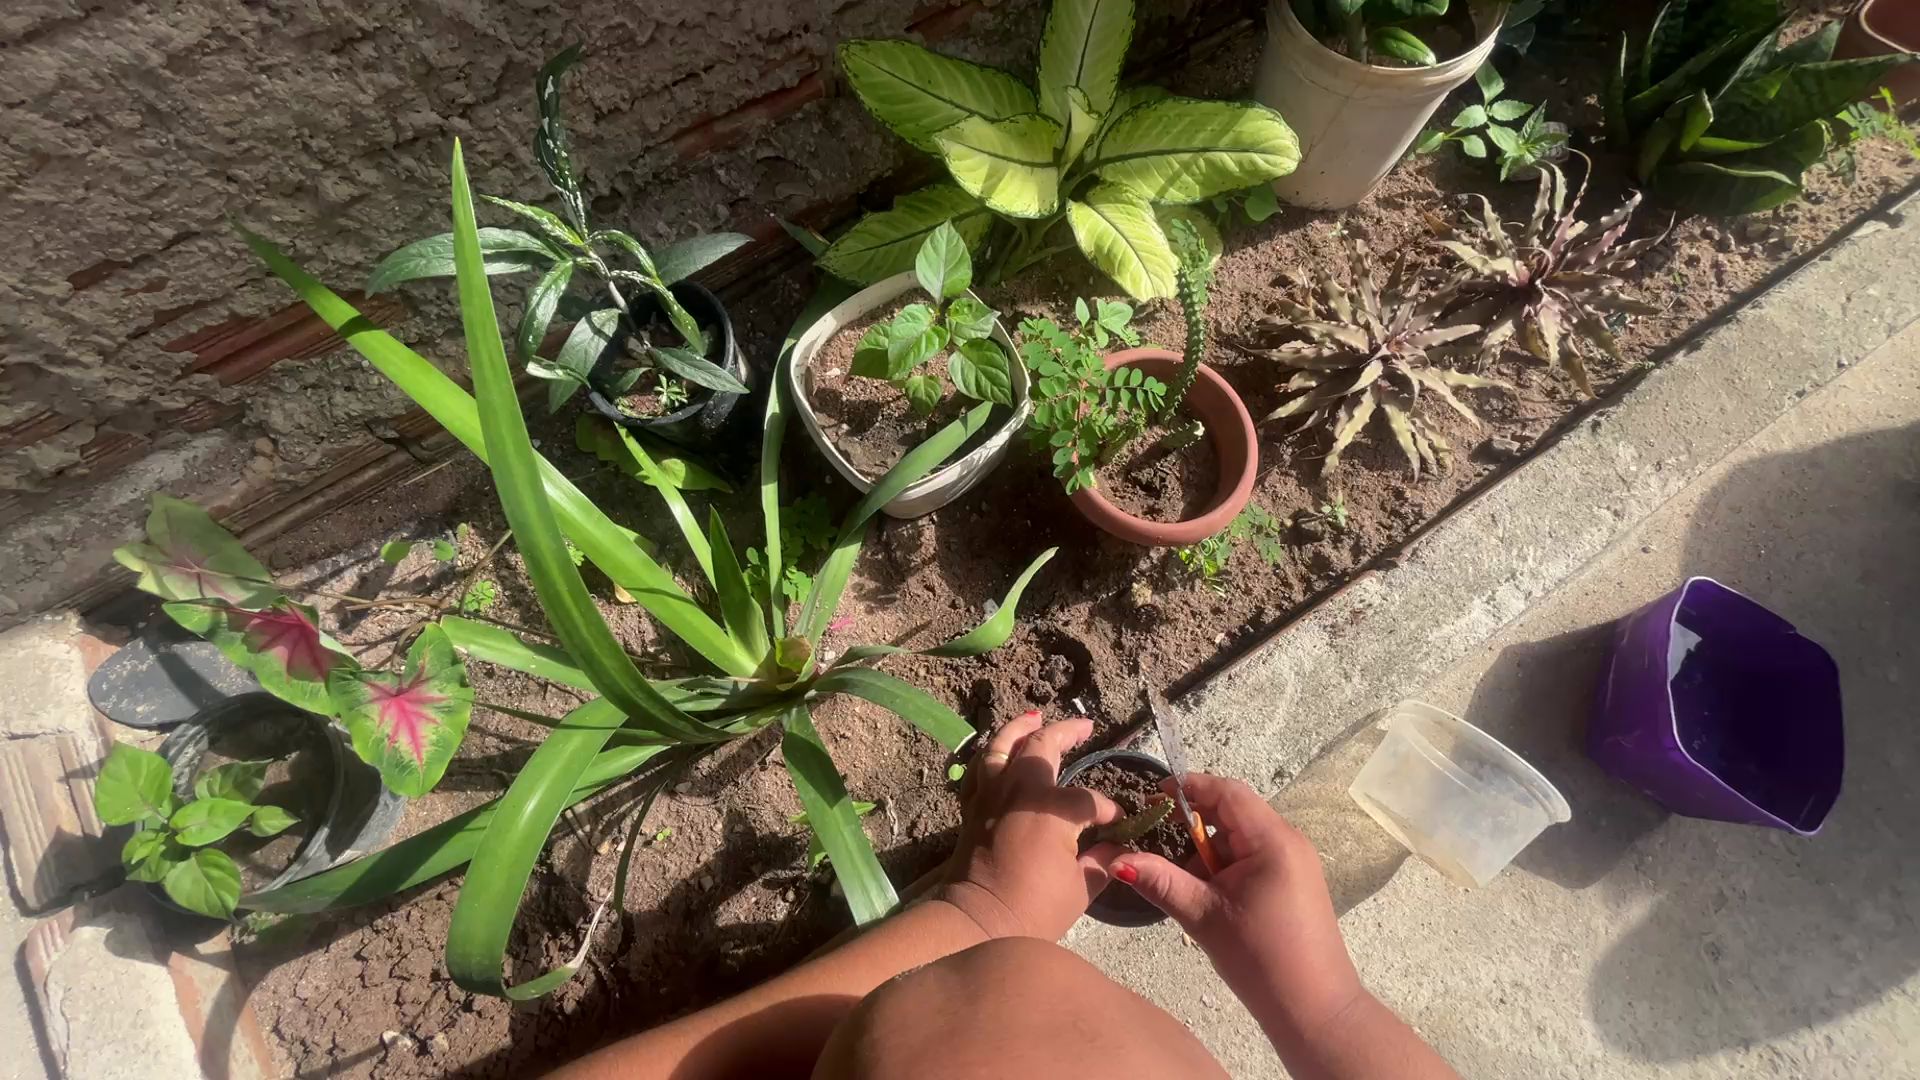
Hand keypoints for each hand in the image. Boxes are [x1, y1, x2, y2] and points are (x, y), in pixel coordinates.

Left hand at [934, 710, 1123, 939]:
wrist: (975, 922)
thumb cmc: (1032, 910)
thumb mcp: (1080, 889)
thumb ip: (1102, 861)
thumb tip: (1119, 849)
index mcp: (1052, 809)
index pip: (1089, 800)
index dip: (1108, 810)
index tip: (1120, 822)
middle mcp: (1020, 790)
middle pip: (1043, 746)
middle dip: (1067, 733)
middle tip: (1085, 727)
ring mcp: (991, 793)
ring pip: (1003, 744)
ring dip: (1021, 726)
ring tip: (1035, 714)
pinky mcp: (972, 805)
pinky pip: (979, 767)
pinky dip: (991, 753)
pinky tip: (999, 750)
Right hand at [1110, 773, 1363, 1038]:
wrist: (1317, 1014)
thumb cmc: (1261, 960)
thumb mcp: (1203, 916)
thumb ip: (1160, 881)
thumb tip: (1115, 860)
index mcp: (1271, 840)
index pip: (1227, 791)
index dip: (1189, 787)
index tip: (1154, 796)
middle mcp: (1287, 840)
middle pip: (1234, 808)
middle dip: (1194, 817)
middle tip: (1160, 831)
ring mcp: (1294, 859)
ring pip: (1240, 832)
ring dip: (1209, 844)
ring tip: (1186, 877)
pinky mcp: (1293, 878)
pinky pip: (1252, 851)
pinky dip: (1225, 860)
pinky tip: (1209, 890)